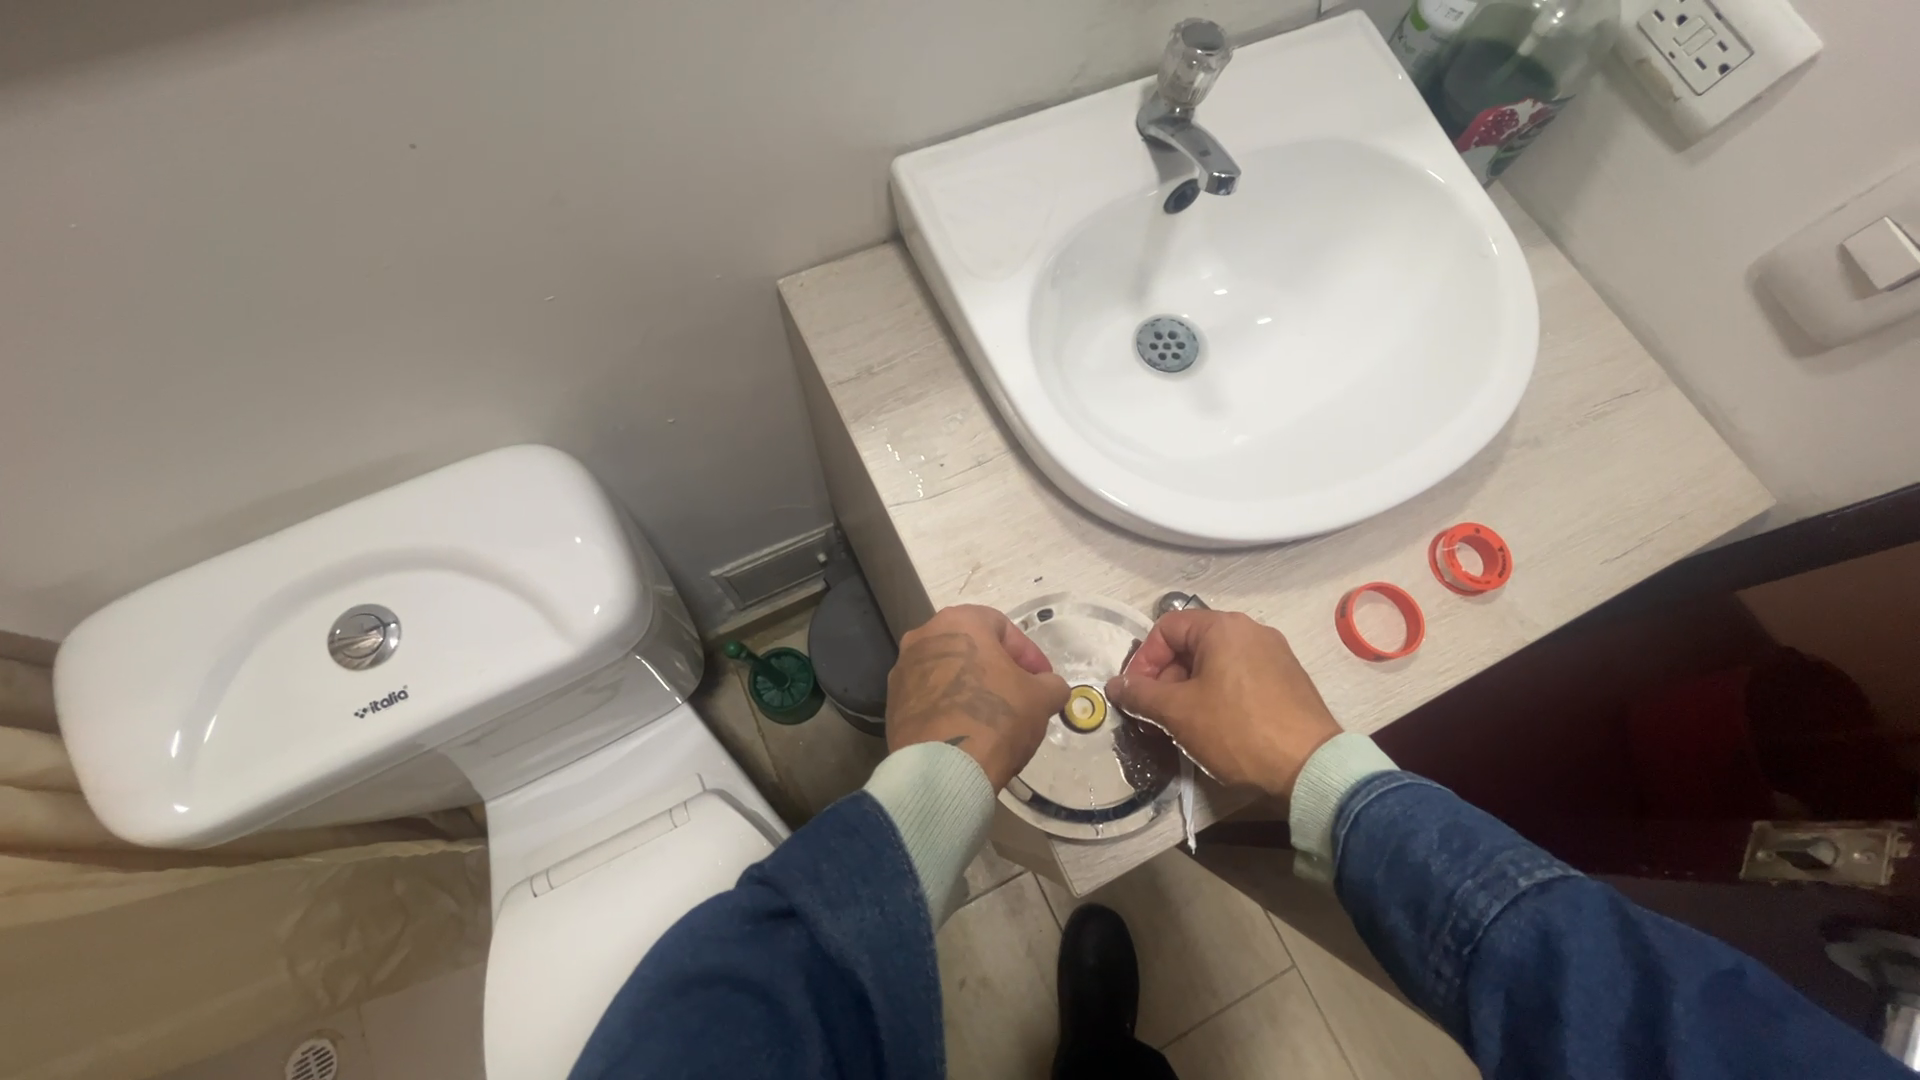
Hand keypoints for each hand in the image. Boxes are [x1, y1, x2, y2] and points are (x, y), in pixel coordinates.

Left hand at [886, 605, 1070, 789]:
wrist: (942, 768)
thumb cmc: (996, 717)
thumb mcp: (1041, 698)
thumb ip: (1050, 684)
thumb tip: (1049, 687)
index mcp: (958, 622)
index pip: (1002, 626)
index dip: (1028, 654)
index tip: (1043, 680)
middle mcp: (923, 637)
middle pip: (970, 647)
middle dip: (998, 668)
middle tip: (1020, 695)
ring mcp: (902, 670)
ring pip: (947, 672)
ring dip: (972, 687)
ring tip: (994, 717)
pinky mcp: (893, 704)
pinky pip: (930, 698)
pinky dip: (950, 707)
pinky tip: (968, 731)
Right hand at [1104, 609, 1339, 797]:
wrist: (1312, 769)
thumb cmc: (1237, 730)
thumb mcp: (1178, 712)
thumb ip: (1140, 694)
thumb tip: (1115, 686)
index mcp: (1224, 627)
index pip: (1166, 628)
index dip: (1143, 660)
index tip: (1136, 694)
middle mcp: (1251, 631)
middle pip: (1191, 645)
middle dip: (1165, 679)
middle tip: (1155, 714)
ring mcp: (1275, 655)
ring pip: (1215, 664)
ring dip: (1189, 691)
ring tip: (1182, 726)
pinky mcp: (1288, 681)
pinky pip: (1240, 678)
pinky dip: (1218, 696)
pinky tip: (1214, 728)